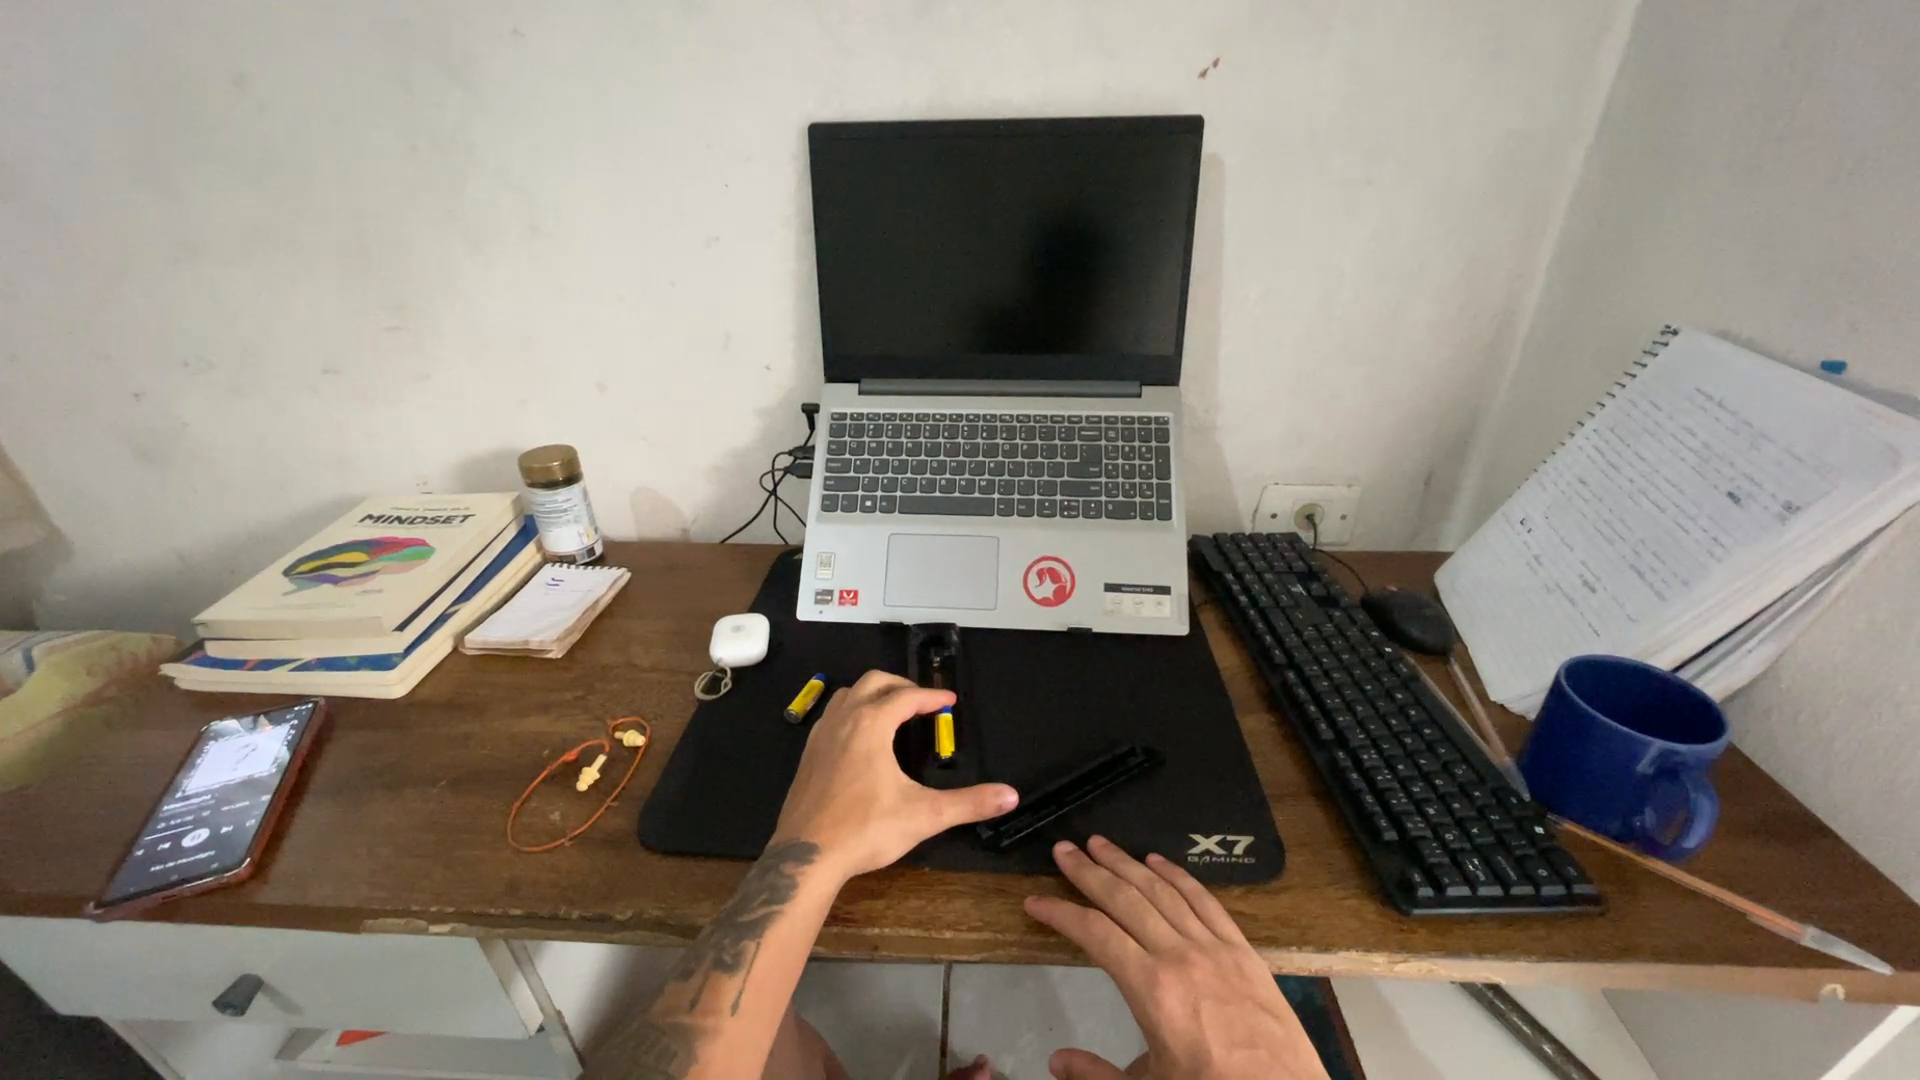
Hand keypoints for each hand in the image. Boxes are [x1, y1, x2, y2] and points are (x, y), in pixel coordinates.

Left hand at [772, 671, 1017, 881]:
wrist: (806, 856)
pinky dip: (851, 713)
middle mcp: (843, 720)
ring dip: (871, 695)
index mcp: (870, 724)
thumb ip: (969, 803)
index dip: (932, 696)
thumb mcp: (924, 815)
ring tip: (892, 712)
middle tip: (922, 702)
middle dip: (901, 686)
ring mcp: (820, 736)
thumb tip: (1010, 795)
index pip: (906, 697)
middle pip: (873, 683)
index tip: (950, 702)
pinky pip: (831, 717)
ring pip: (846, 695)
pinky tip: (860, 741)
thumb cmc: (865, 829)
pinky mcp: (807, 756)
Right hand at [1026, 837, 1328, 1079]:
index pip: (1094, 934)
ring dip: (1127, 863)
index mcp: (1151, 989)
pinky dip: (1178, 875)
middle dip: (1089, 871)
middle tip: (1063, 849)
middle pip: (1125, 899)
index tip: (1035, 900)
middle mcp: (1179, 956)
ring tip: (1100, 843)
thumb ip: (1097, 1074)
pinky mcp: (1243, 951)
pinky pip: (1205, 901)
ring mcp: (1214, 948)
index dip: (1060, 913)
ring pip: (1162, 891)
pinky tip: (1158, 861)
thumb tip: (1055, 1060)